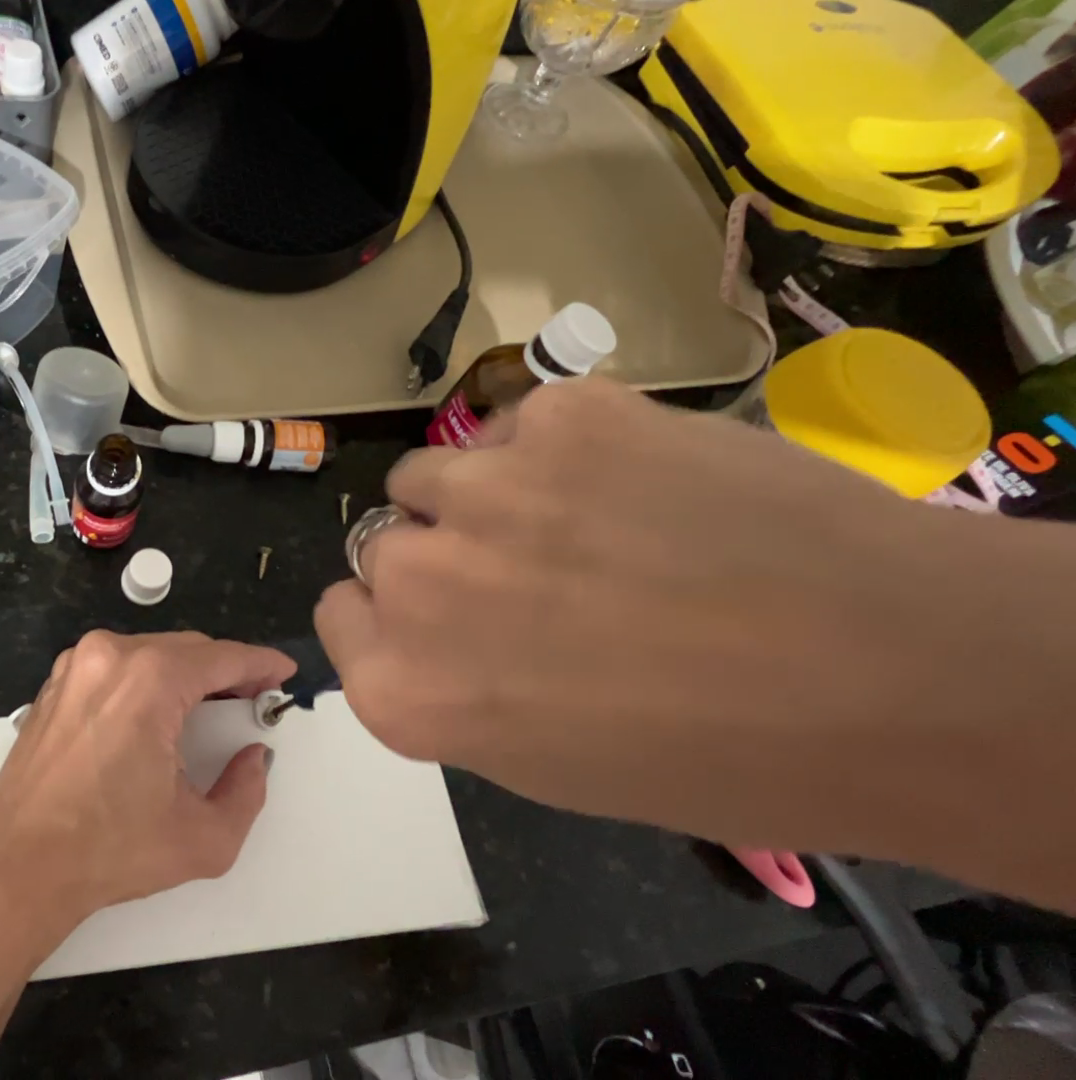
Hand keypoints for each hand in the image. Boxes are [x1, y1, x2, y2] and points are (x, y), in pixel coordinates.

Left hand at [0, 630, 294, 938]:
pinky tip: (158, 713)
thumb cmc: (109, 851)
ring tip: (210, 708)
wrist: (19, 866)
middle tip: (251, 700)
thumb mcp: (204, 838)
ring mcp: (74, 666)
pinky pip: (115, 666)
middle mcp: (108, 656)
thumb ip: (247, 791)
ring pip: (149, 653)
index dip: (260, 664)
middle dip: (225, 671)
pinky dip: (145, 680)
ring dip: (185, 673)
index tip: (282, 672)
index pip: (222, 657)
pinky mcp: (54, 685)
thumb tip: (252, 758)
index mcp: (149, 680)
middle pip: (186, 649)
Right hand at [314, 377, 1075, 897]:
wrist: (899, 673)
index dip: (392, 619)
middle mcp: (415, 583)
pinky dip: (555, 451)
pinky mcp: (563, 415)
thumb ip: (446, 684)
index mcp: (401, 688)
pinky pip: (516, 425)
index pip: (338, 614)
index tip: (450, 624)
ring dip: (484, 500)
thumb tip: (429, 624)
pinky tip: (630, 483)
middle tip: (529, 579)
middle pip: (381, 544)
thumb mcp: (538, 759)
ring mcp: (483, 489)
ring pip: (430, 476)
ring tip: (577, 521)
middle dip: (438, 560)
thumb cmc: (710, 756)